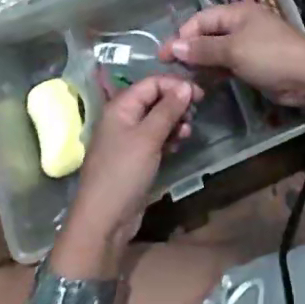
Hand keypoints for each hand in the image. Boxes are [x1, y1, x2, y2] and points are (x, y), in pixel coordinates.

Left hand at [57, 76, 199, 272]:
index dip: (176, 85)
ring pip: (157, 119)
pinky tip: (178, 145)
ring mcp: (128, 138)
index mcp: (121, 106)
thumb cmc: (124, 172)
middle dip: (176, 104)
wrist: (104, 220)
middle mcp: (123, 118)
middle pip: (155, 99)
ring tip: (186, 133)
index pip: (152, 83)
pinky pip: (155, 138)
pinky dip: (168, 138)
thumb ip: (168, 110)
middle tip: (194, 116)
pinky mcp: (135, 157)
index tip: (200, 95)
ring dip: (175, 122)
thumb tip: (186, 86)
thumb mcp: (148, 137)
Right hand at [166, 4, 304, 114]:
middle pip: (207, 34)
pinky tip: (204, 83)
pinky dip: (215, 71)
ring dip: (201, 63)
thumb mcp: (233, 50)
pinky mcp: (254, 63)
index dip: (181, 36)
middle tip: (171, 71)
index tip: (163, 56)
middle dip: (189, 50)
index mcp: (237, 12)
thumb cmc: (270, 56)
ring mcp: (249, 44)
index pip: (201, 19)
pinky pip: (227, 64)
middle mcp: (241, 24)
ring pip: (216, 51)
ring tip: (185, 80)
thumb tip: (173, 47)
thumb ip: (202, 49)